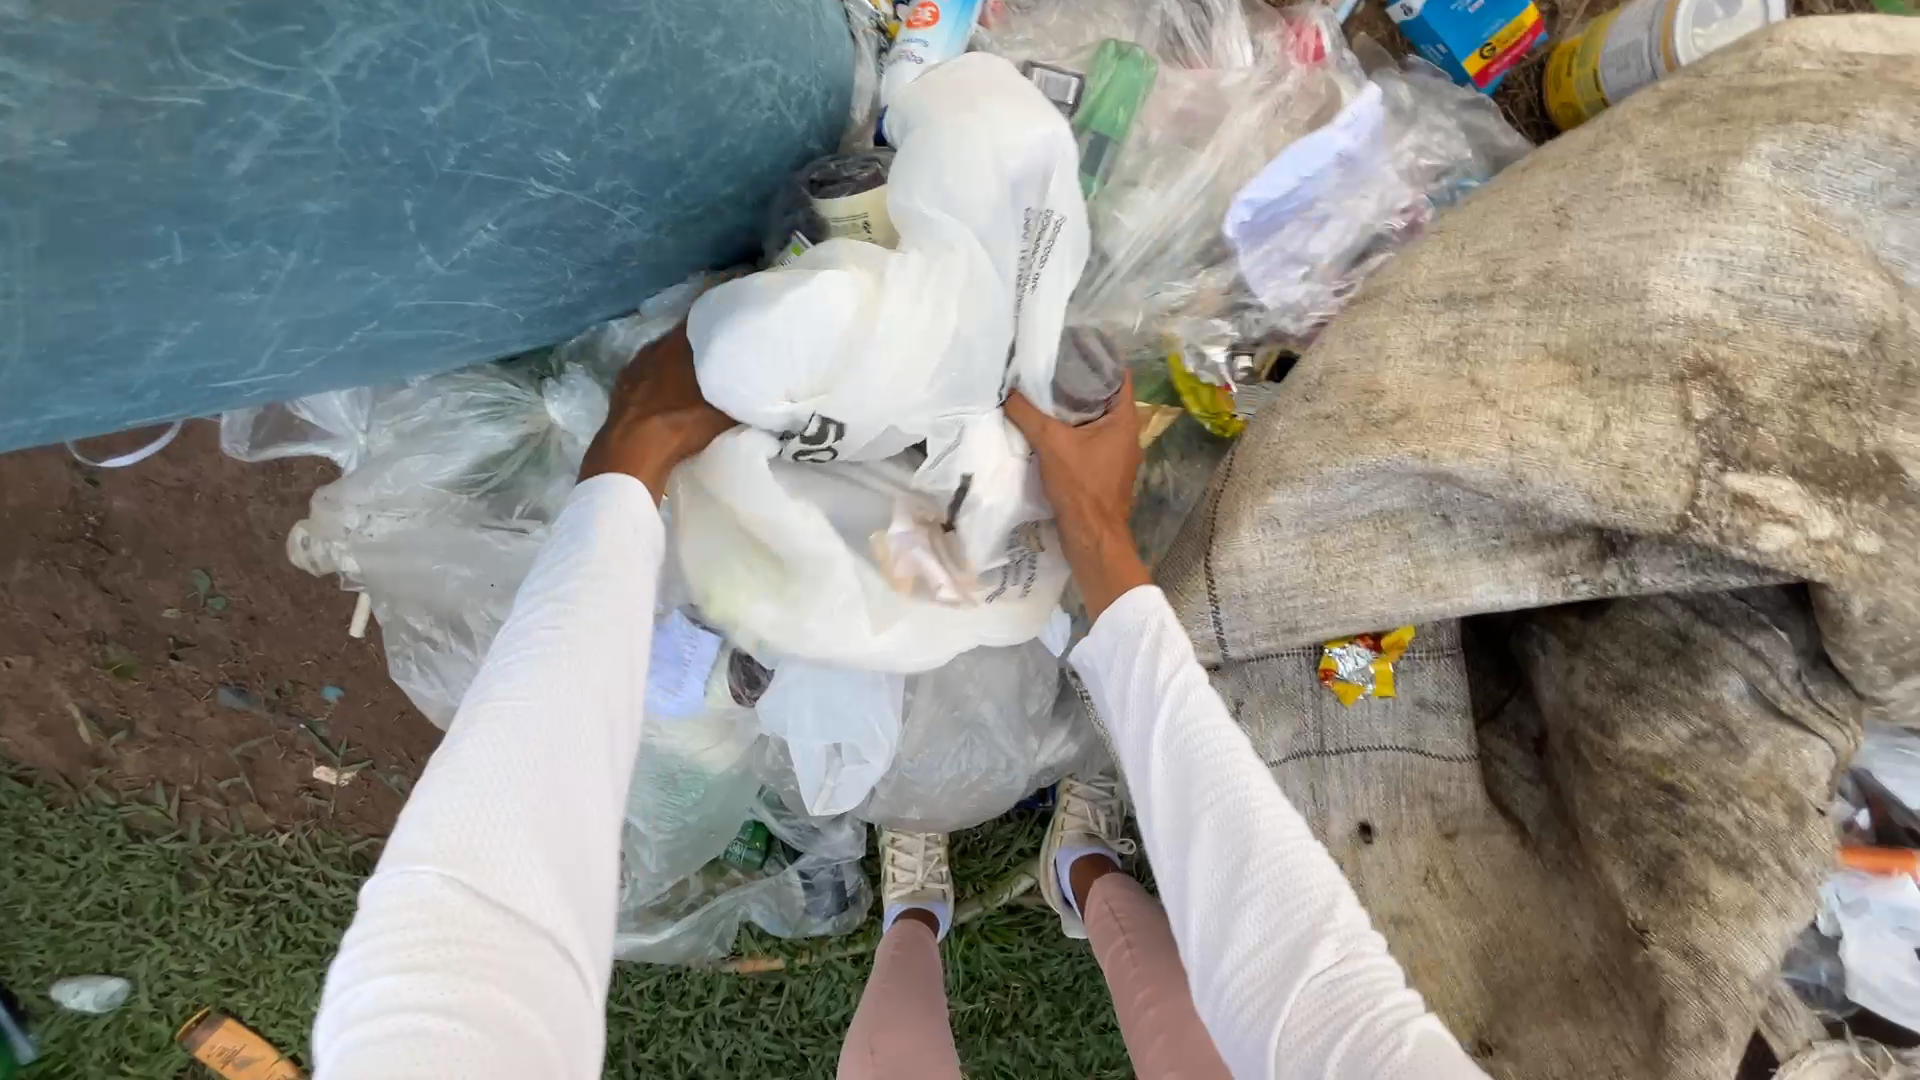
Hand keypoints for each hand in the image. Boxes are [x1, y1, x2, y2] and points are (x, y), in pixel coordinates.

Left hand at [578, 321, 736, 500]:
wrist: (635, 447)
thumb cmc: (682, 422)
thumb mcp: (722, 414)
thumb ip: (737, 399)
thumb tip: (756, 392)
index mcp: (680, 347)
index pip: (697, 320)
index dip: (711, 317)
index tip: (724, 319)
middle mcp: (655, 348)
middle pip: (677, 336)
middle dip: (693, 340)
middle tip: (711, 346)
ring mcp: (634, 367)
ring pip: (658, 353)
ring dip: (671, 357)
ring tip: (687, 366)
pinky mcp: (621, 386)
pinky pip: (642, 372)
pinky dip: (653, 375)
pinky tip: (661, 386)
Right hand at [1004, 373, 1150, 619]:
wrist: (1092, 537)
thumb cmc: (1081, 487)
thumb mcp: (1051, 444)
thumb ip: (1028, 415)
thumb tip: (1008, 392)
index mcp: (1125, 418)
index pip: (1117, 373)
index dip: (1097, 357)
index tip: (1071, 348)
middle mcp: (1126, 433)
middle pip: (1104, 396)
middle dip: (1078, 383)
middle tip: (1049, 370)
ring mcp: (1117, 454)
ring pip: (1094, 421)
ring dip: (1072, 410)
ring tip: (1044, 395)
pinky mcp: (1104, 472)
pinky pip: (1088, 441)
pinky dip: (1071, 432)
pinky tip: (1048, 430)